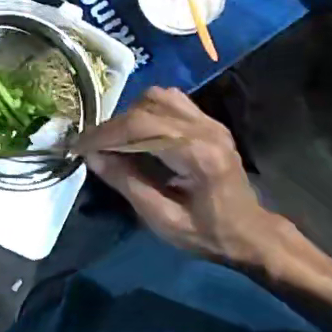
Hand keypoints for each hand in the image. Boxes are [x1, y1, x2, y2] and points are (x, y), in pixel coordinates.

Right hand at [77, 88, 289, 266]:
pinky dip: (147, 110)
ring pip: (157, 97)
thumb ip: (127, 184)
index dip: (105, 133)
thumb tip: (92, 157)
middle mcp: (206, 129)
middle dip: (113, 125)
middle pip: (146, 108)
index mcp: (197, 155)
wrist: (251, 234)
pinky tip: (140, 132)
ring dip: (131, 114)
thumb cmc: (208, 234)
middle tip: (93, 146)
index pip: (141, 127)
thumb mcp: (163, 220)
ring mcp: (210, 121)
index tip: (79, 145)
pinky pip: (171, 100)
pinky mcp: (210, 121)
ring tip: (117, 139)